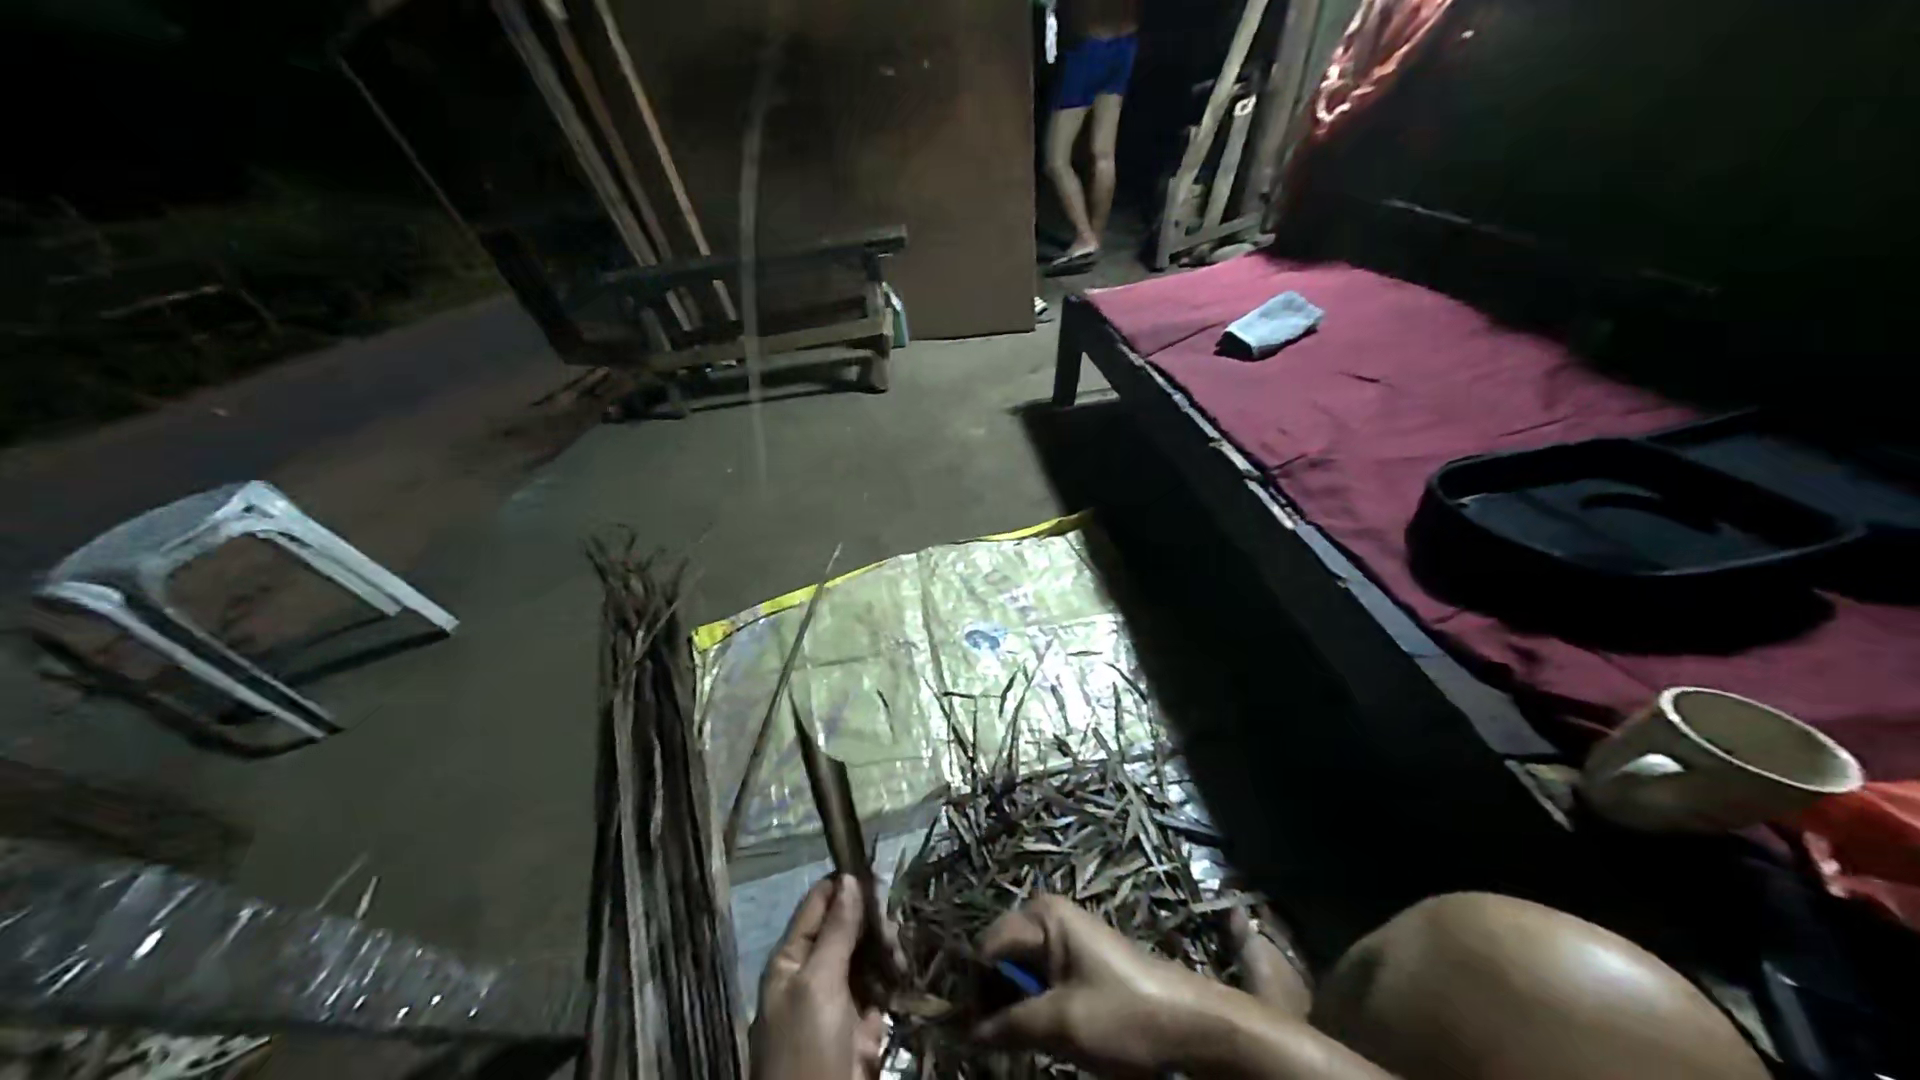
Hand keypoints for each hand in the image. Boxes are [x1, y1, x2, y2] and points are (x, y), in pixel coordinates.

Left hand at [752, 875, 887, 1079]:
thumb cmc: (807, 1047)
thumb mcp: (818, 982)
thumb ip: (836, 930)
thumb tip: (849, 877)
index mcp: (791, 959)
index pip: (818, 904)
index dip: (846, 885)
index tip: (880, 875)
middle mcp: (813, 972)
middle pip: (847, 928)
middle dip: (873, 923)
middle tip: (892, 931)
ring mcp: (838, 1000)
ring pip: (867, 956)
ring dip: (886, 952)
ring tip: (899, 959)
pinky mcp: (861, 1026)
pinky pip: (880, 989)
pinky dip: (893, 981)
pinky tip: (904, 975)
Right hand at [973, 894, 1228, 1074]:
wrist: (1193, 1026)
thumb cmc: (1126, 1015)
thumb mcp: (1063, 1024)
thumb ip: (1010, 1025)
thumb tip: (969, 1034)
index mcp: (1043, 915)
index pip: (987, 947)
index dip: (975, 987)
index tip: (969, 1029)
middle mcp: (1049, 916)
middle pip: (1001, 955)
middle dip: (993, 995)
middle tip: (994, 1037)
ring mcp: (1065, 938)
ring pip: (1019, 971)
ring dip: (1013, 1005)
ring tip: (1016, 1038)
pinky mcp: (1078, 962)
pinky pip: (1040, 979)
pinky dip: (1033, 1005)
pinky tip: (1039, 1031)